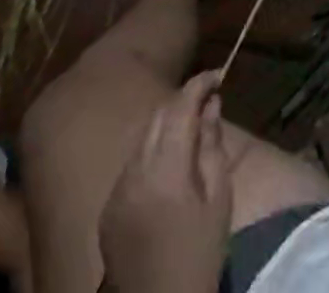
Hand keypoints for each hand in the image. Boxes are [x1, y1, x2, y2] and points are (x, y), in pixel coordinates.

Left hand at [101, 72, 233, 292]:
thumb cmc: (201, 253)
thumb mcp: (219, 198)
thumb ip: (212, 145)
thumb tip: (212, 105)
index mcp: (166, 170)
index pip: (180, 107)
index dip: (199, 84)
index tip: (219, 74)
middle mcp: (135, 172)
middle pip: (157, 117)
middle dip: (183, 99)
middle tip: (210, 95)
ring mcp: (117, 189)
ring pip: (143, 137)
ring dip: (168, 122)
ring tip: (194, 123)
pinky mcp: (109, 206)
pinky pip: (133, 161)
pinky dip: (153, 148)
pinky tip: (172, 158)